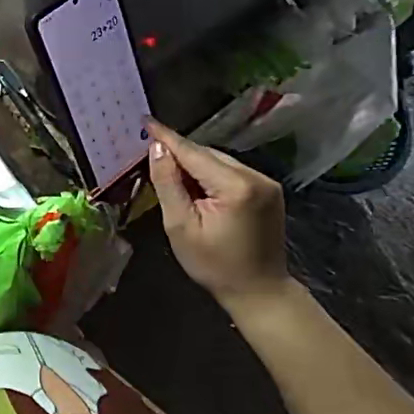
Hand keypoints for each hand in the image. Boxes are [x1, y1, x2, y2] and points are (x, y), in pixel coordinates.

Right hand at [145, 118, 291, 304]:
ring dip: (194, 164)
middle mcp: (256, 177)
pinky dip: (209, 174)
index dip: (167, 138)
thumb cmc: (213, 265)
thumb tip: (158, 149)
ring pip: (219, 162)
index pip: (193, 153)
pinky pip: (231, 172)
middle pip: (207, 155)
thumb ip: (168, 184)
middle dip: (179, 153)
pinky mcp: (268, 191)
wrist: (259, 291)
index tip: (146, 122)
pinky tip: (195, 187)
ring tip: (169, 173)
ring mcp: (266, 183)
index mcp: (235, 186)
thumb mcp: (180, 226)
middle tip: (150, 153)